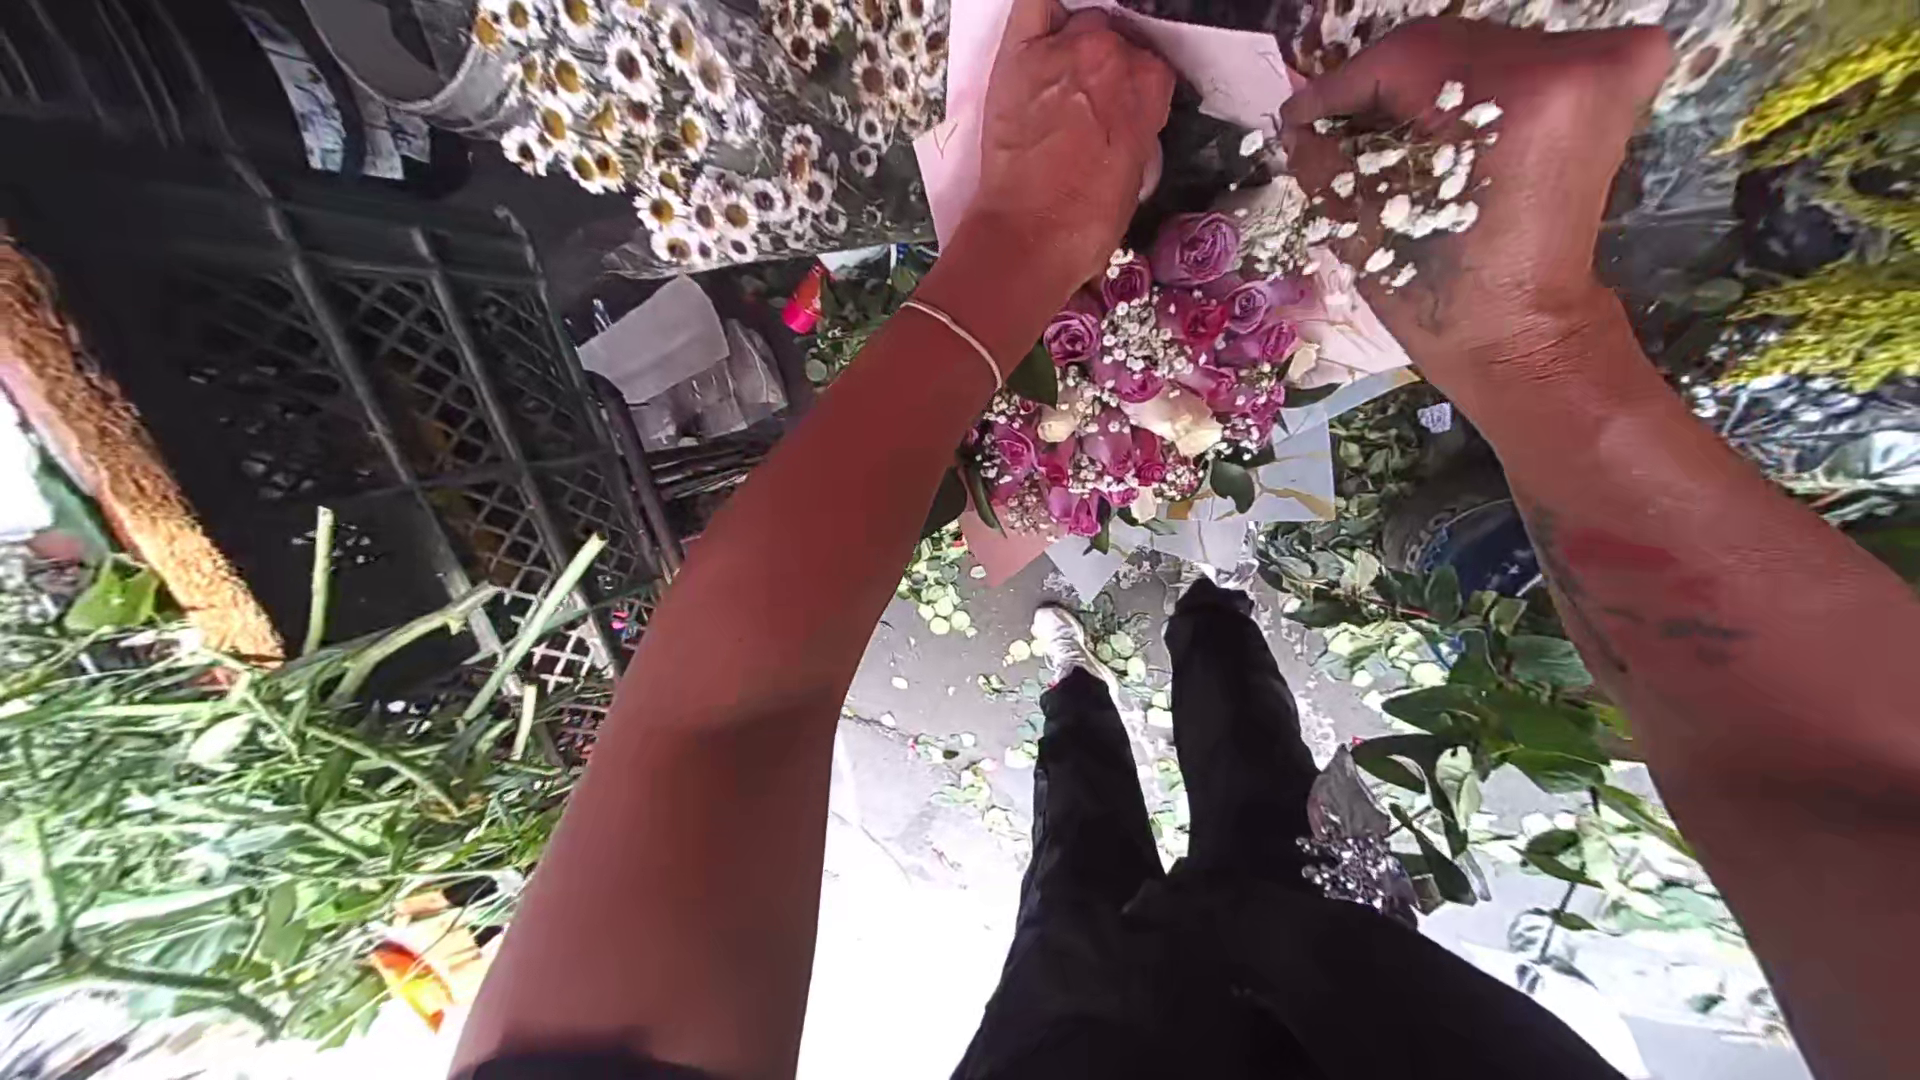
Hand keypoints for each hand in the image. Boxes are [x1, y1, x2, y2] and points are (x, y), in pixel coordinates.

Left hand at [968, 0, 1174, 301]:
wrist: (1029, 239)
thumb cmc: (1080, 228)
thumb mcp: (1132, 183)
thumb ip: (1136, 135)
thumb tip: (1128, 128)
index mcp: (1149, 87)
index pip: (1150, 68)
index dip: (1133, 92)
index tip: (1119, 113)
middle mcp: (1112, 56)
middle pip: (1115, 40)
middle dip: (1104, 72)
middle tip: (1086, 110)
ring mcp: (1064, 50)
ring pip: (1079, 23)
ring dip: (1073, 49)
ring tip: (1059, 89)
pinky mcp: (1019, 57)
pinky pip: (1035, 4)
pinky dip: (1041, 12)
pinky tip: (1042, 35)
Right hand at [1281, 18, 1671, 398]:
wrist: (1520, 330)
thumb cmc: (1438, 300)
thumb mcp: (1365, 234)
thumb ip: (1326, 166)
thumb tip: (1295, 127)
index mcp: (1519, 102)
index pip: (1407, 56)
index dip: (1337, 86)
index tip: (1295, 114)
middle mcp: (1576, 62)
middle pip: (1445, 45)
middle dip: (1373, 88)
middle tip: (1323, 126)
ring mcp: (1608, 61)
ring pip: (1473, 51)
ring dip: (1412, 91)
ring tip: (1365, 134)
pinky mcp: (1615, 74)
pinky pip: (1511, 62)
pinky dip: (1458, 93)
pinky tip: (1424, 132)